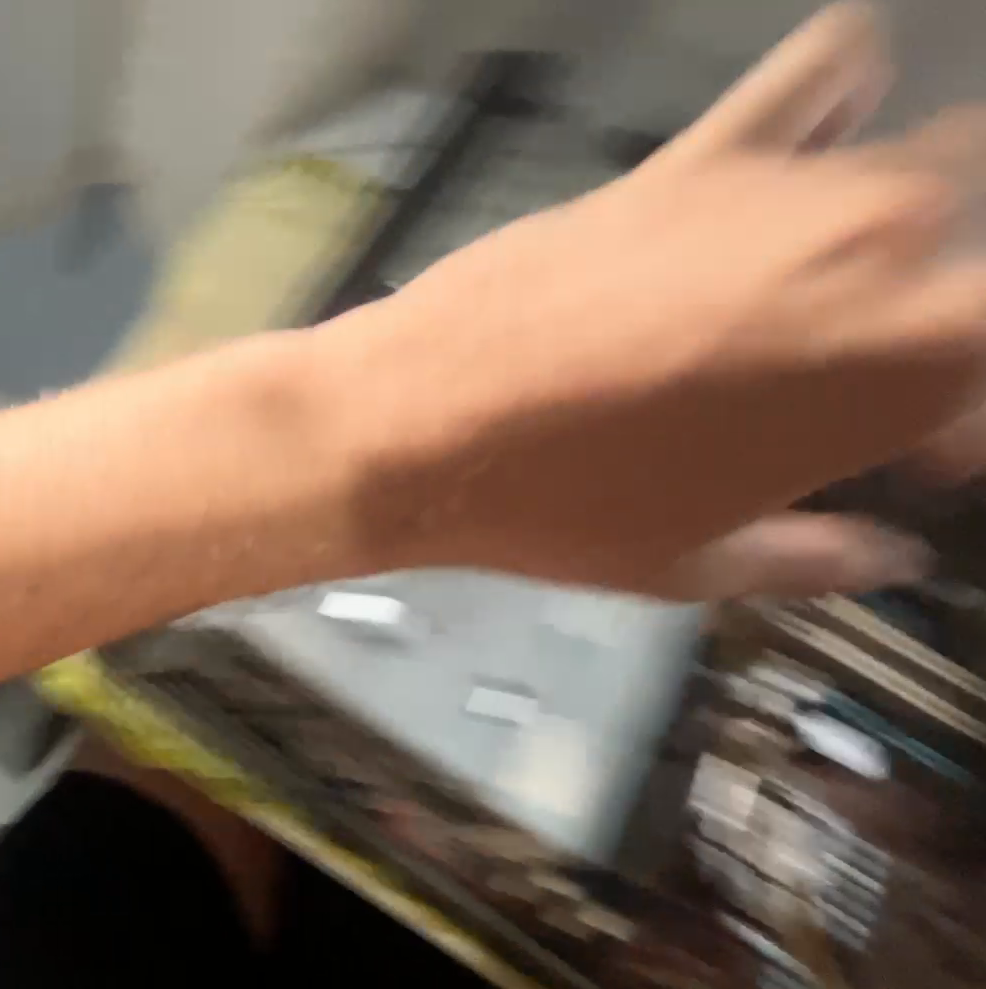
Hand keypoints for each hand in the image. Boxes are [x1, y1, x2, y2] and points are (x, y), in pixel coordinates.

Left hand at [324, 3, 985, 598]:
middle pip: (977, 254)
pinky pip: (818, 71)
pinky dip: (830, 95)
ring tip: (808, 273)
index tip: (899, 463)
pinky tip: (792, 143)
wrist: (410, 426)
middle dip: (932, 318)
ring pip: (932, 156)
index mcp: (916, 372)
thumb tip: (881, 555)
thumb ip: (808, 557)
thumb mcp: (683, 566)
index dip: (949, 436)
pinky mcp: (692, 160)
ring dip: (901, 214)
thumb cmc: (545, 508)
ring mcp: (789, 193)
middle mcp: (890, 257)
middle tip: (832, 373)